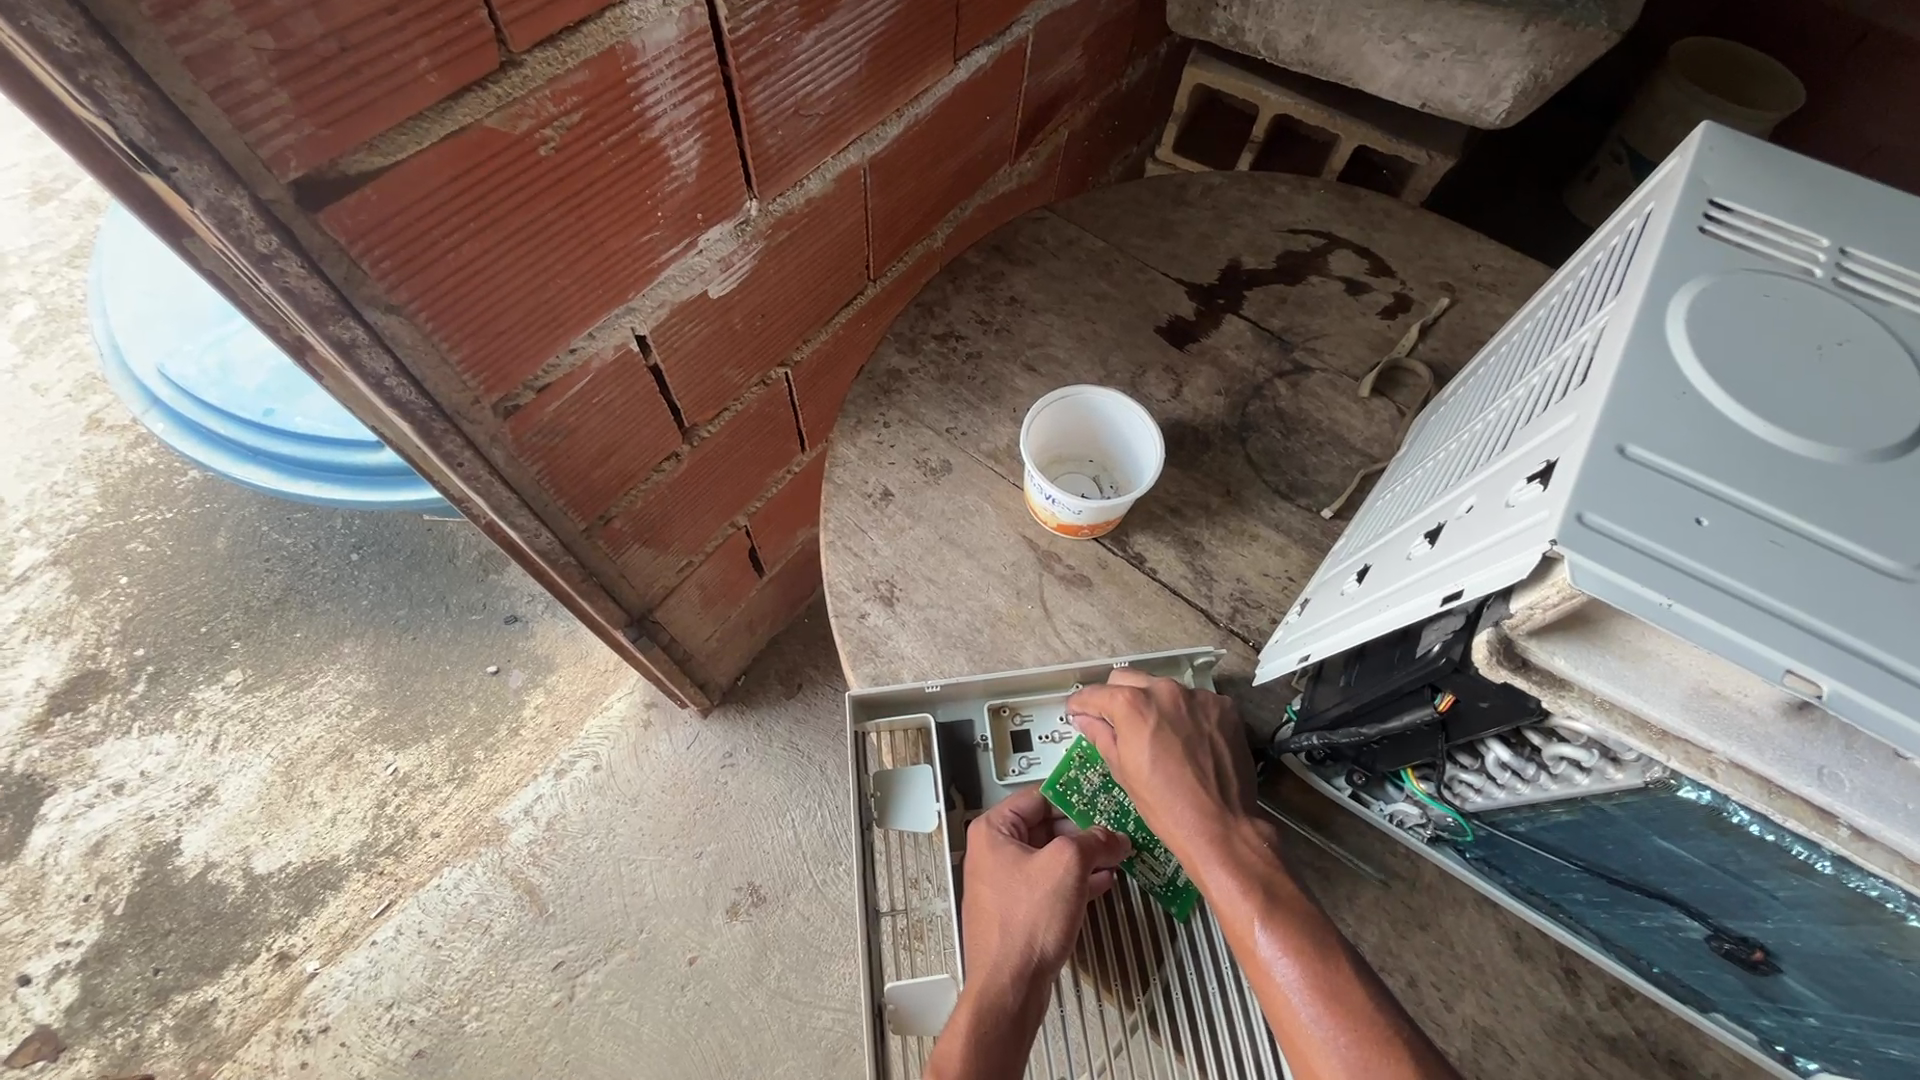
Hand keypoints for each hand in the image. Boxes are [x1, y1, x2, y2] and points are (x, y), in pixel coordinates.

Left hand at [959, 788, 1130, 991]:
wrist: (1010, 986)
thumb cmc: (1021, 927)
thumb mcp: (1067, 866)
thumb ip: (1094, 841)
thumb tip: (1112, 836)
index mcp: (993, 831)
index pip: (1038, 796)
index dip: (1072, 796)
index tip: (1098, 797)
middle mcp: (994, 853)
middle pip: (1046, 826)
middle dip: (1083, 829)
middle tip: (1112, 827)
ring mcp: (1006, 884)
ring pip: (1052, 857)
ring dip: (1084, 855)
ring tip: (1115, 852)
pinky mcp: (1020, 911)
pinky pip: (1052, 884)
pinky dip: (1077, 880)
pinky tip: (1102, 880)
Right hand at [1065, 669, 1259, 867]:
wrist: (1222, 825)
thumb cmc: (1165, 805)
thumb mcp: (1122, 771)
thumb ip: (1101, 736)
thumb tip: (1085, 720)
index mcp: (1132, 705)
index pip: (1095, 693)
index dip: (1081, 705)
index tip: (1078, 713)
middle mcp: (1164, 690)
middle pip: (1127, 679)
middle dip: (1115, 697)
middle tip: (1115, 723)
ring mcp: (1197, 696)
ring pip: (1162, 688)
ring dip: (1153, 704)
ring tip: (1157, 734)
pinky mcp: (1223, 706)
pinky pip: (1194, 701)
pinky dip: (1185, 713)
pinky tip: (1188, 740)